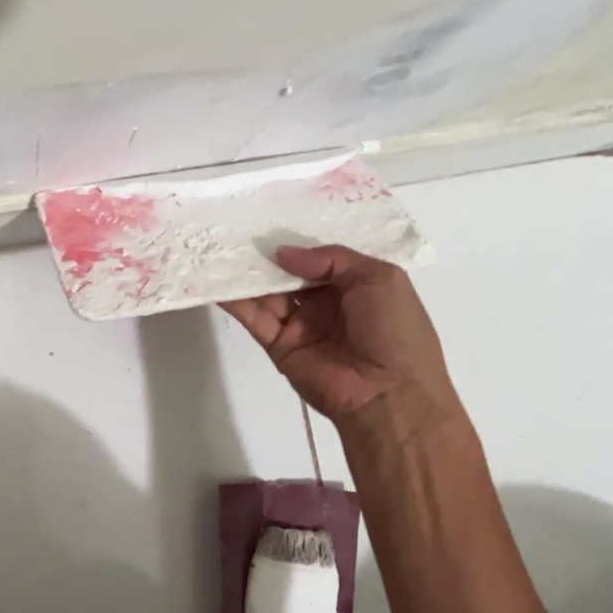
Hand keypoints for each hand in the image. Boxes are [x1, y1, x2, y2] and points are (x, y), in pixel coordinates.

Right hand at [220, 245, 456, 423]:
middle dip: (265, 255)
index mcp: (354, 285)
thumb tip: (282, 253)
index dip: (297, 242)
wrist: (388, 393)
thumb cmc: (395, 330)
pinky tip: (218, 282)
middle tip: (236, 231)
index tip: (269, 219)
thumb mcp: (379, 278)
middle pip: (288, 273)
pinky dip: (235, 302)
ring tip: (219, 251)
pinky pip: (254, 318)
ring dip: (245, 274)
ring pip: (267, 293)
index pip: (319, 258)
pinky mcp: (278, 345)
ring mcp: (300, 324)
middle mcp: (325, 302)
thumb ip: (331, 258)